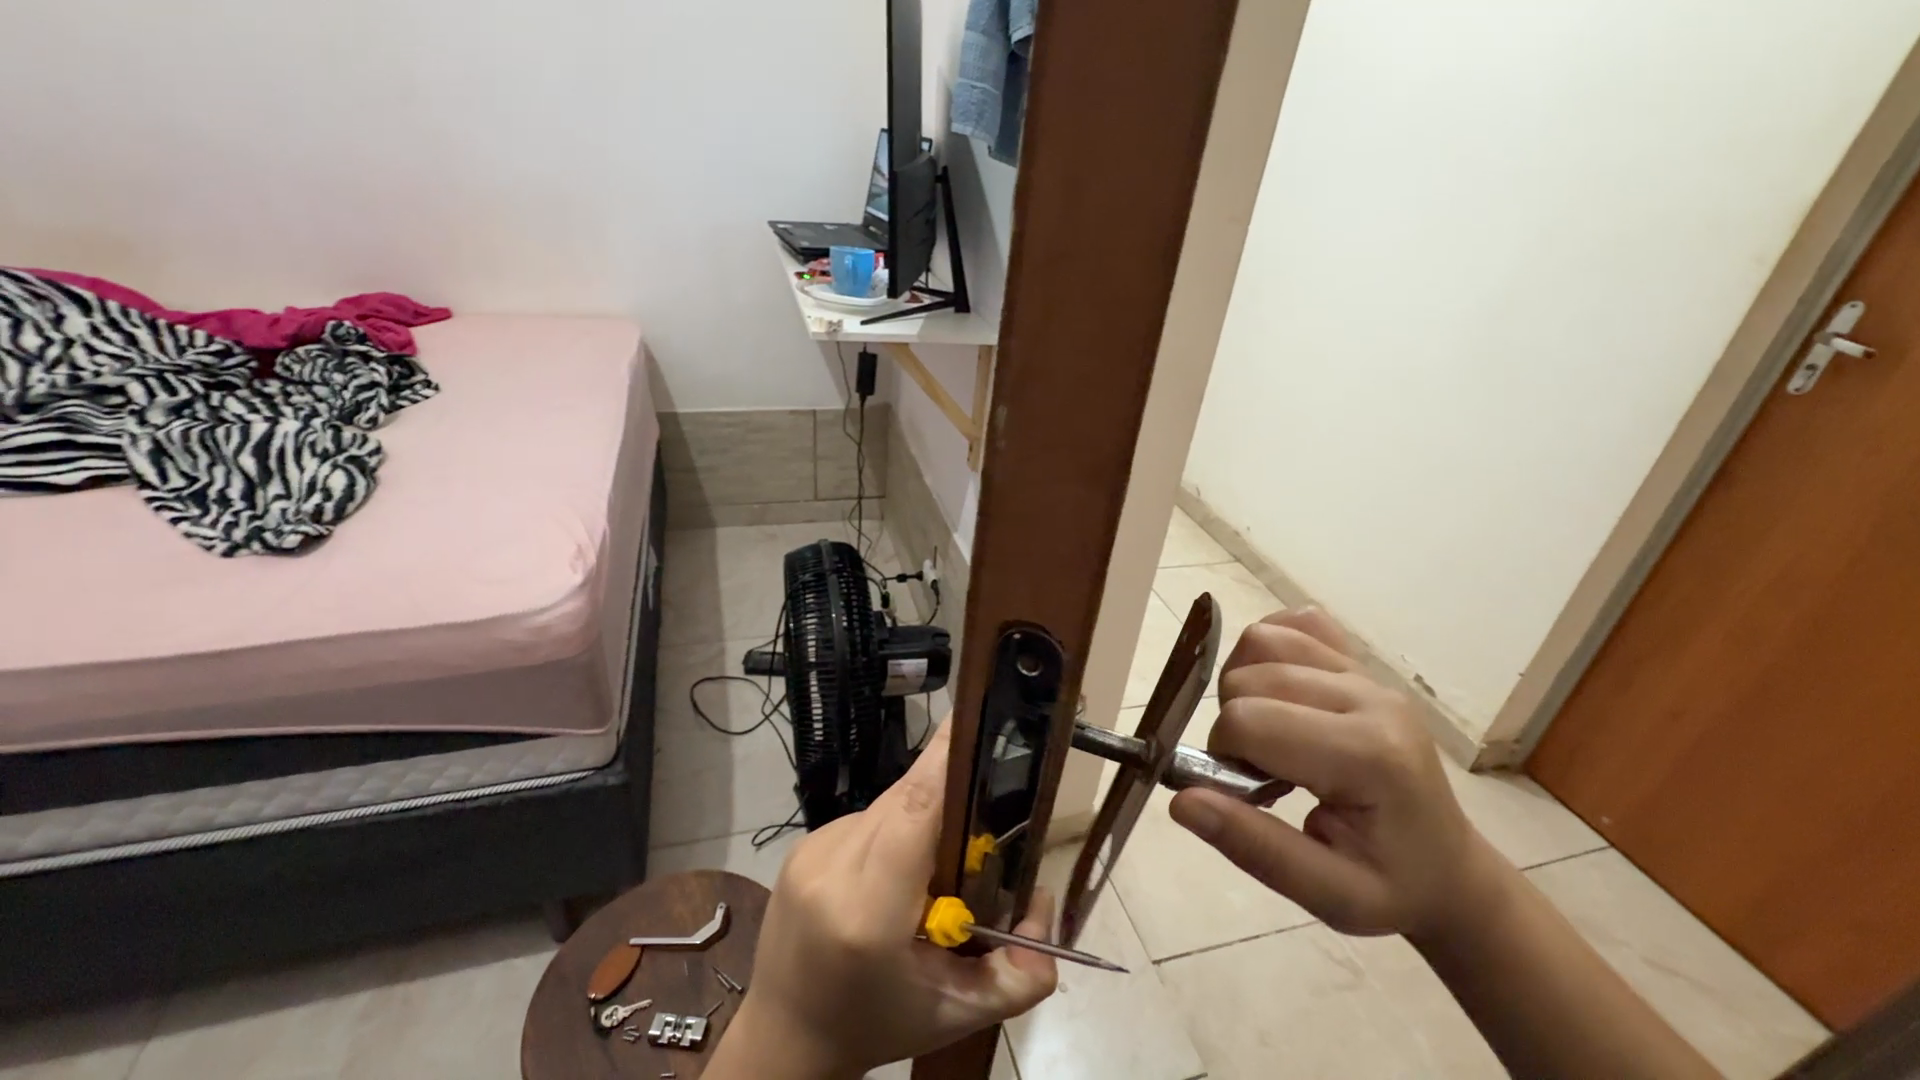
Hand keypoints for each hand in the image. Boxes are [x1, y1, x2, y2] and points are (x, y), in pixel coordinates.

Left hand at [709, 720, 1058, 1079]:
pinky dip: (893, 834)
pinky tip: (894, 877)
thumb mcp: (960, 1014)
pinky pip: (865, 819)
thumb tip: (1044, 898)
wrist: (787, 1037)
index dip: (944, 759)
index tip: (975, 717)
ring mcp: (810, 852)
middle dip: (950, 796)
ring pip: (887, 806)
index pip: (913, 810)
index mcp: (868, 913)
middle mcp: (831, 869)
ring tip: (932, 874)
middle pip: (906, 799)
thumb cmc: (878, 1024)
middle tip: (981, 826)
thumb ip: (1021, 972)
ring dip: (921, 822)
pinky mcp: (801, 846)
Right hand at [1168, 608, 1505, 941]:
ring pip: (1263, 641)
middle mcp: (1369, 697)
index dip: (1223, 757)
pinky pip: (1295, 624)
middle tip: (1259, 774)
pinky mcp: (1361, 664)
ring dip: (1242, 685)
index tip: (1246, 795)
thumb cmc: (1392, 887)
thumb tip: (1180, 801)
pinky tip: (1277, 695)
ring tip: (1266, 734)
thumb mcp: (1330, 895)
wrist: (1450, 868)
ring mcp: (1367, 673)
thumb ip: (1254, 847)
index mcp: (1368, 754)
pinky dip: (1268, 651)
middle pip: (1249, 677)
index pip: (1249, 721)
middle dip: (1232, 725)